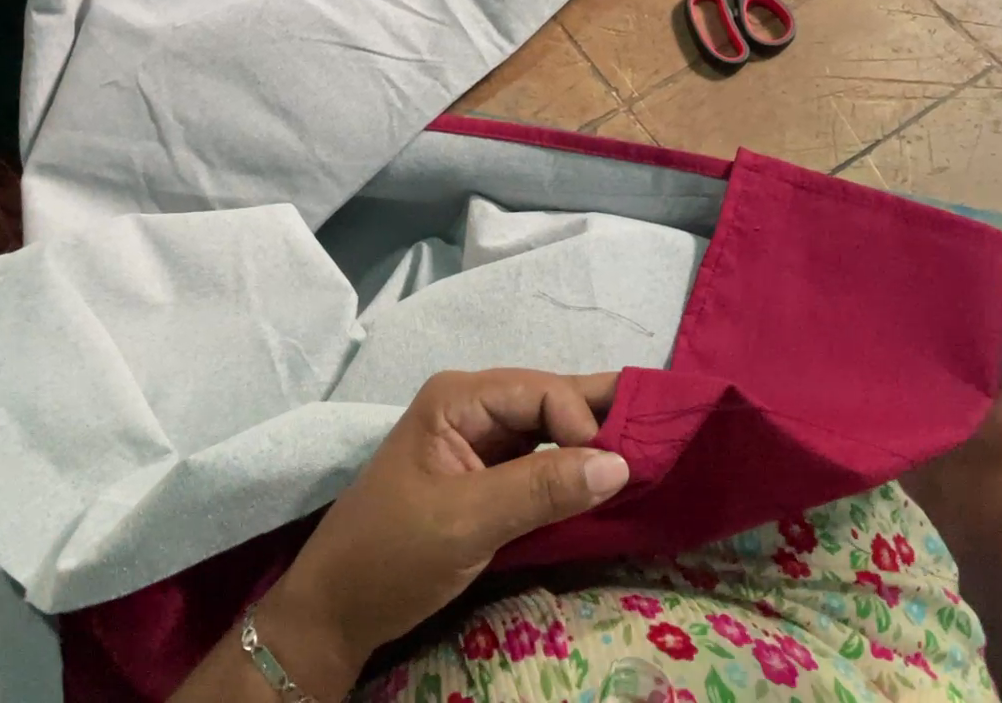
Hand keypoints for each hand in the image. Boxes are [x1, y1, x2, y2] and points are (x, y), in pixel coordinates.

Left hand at [251, 369, 629, 692]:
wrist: (337, 609)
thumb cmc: (390, 555)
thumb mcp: (466, 523)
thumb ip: (540, 489)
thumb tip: (621, 463)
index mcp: (459, 398)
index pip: (542, 391)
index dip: (583, 423)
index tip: (614, 472)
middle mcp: (473, 405)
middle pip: (551, 399)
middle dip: (602, 417)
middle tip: (665, 433)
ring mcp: (480, 439)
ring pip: (551, 428)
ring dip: (593, 443)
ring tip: (652, 451)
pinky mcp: (487, 473)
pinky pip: (542, 459)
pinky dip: (574, 468)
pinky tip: (610, 477)